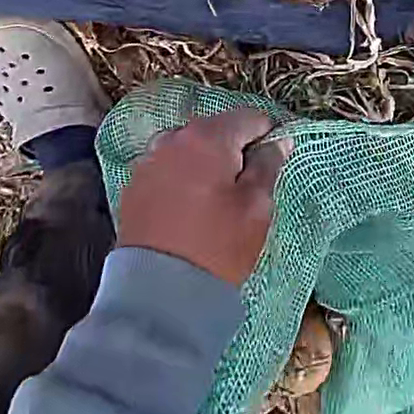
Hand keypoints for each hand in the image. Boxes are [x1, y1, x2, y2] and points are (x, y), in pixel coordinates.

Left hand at [116, 107, 287, 285]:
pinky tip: (191, 203)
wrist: (158, 294)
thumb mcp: (256, 206)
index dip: (269, 135)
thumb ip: (268, 165)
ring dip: (208, 159)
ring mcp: (149, 160)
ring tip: (218, 193)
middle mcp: (174, 138)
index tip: (275, 160)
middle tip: (249, 182)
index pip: (251, 118)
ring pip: (190, 146)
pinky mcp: (133, 185)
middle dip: (236, 147)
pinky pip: (168, 166)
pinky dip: (183, 175)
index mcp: (209, 137)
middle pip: (217, 128)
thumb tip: (279, 140)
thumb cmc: (218, 245)